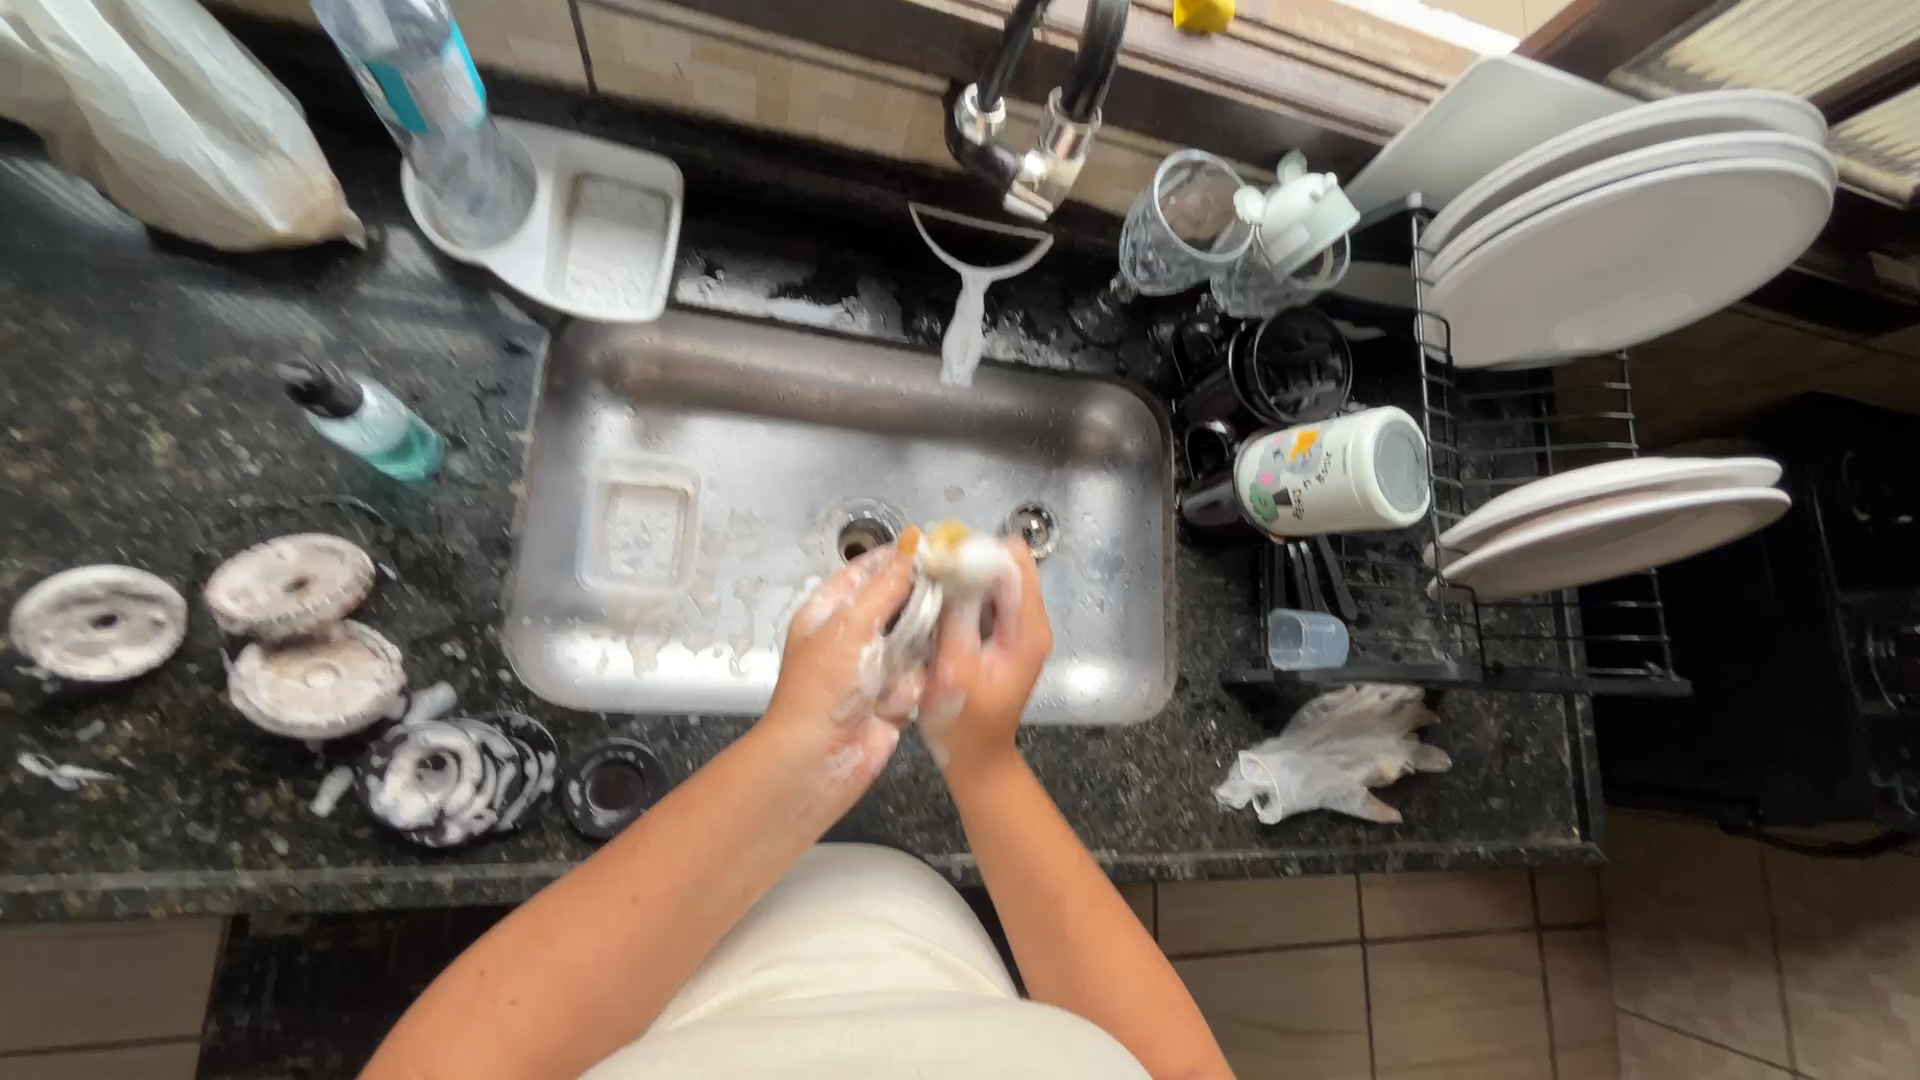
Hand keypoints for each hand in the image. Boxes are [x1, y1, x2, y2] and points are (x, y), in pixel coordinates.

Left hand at [764, 528, 921, 789]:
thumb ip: (888, 586)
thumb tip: (913, 543)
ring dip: (918, 646)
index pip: (868, 570)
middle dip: (920, 602)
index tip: (940, 547)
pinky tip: (914, 684)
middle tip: (955, 589)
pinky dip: (915, 681)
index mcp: (831, 610)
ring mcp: (875, 663)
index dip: (900, 557)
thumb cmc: (825, 687)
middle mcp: (854, 632)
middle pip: (899, 602)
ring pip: (916, 637)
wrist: (819, 760)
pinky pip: (918, 673)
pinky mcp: (894, 692)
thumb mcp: (852, 627)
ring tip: (932, 644)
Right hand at [919, 539, 1051, 783]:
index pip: (1014, 562)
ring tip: (928, 584)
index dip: (977, 552)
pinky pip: (985, 596)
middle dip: (967, 561)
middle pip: (1005, 565)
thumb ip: (957, 614)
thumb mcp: (953, 668)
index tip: (940, 558)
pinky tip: (936, 602)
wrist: (975, 758)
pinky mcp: (1002, 632)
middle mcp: (1030, 621)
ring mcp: (1017, 626)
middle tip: (929, 571)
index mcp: (1027, 629)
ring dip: (962, 576)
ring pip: (993, 578)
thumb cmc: (962, 722)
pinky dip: (962, 592)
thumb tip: (953, 564)